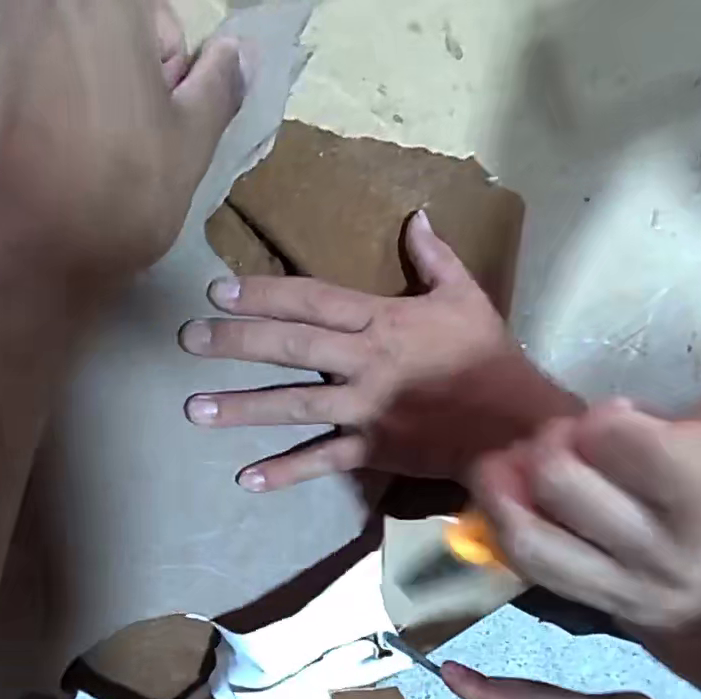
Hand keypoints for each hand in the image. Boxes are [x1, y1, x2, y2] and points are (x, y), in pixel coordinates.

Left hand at [0, 0, 245, 285]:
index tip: (159, 111)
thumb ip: (219, 85)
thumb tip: (240, 49)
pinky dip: (17, 85)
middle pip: (93, 13)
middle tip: (119, 129)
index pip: (154, 11)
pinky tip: (29, 142)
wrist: (28, 254)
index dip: (165, 64)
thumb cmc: (122, 195)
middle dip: (113, 59)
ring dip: (64, 68)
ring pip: (43, 31)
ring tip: (70, 140)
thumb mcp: (191, 146)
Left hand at [177, 211, 582, 490]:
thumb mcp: (468, 298)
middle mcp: (366, 363)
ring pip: (296, 406)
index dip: (264, 293)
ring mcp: (366, 410)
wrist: (514, 425)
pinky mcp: (372, 450)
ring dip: (244, 408)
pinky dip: (286, 473)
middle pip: (292, 347)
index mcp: (384, 321)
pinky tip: (247, 480)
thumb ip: (436, 258)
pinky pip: (324, 461)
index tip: (217, 291)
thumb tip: (417, 215)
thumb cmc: (490, 359)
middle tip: (186, 340)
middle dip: (237, 342)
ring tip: (195, 410)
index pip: (313, 300)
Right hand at [469, 361, 700, 626]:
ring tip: (626, 428)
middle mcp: (655, 588)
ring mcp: (681, 542)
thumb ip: (580, 524)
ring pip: (559, 469)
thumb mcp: (658, 526)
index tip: (502, 463)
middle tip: (566, 437)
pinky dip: (619, 408)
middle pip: (529, 521)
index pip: (526, 560)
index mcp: (639, 603)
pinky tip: (662, 417)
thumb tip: (490, 487)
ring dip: (579, 430)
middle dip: (528, 464)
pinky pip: (604, 430)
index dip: (497, 504)